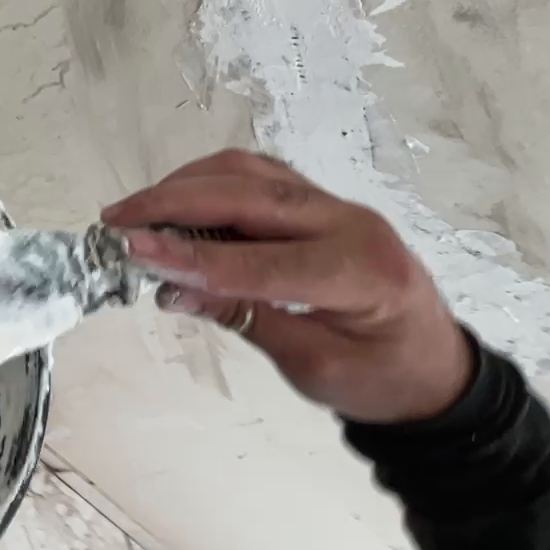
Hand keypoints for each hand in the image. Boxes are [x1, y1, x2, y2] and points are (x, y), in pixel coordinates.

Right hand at [102, 150, 473, 424]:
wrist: (433, 368)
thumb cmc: (378, 379)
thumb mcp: (311, 365)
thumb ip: (241, 317)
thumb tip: (167, 286)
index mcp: (361, 273)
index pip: (258, 261)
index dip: (189, 255)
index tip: (130, 249)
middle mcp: (350, 223)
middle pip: (246, 195)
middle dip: (172, 203)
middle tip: (116, 219)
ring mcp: (332, 202)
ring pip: (243, 171)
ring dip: (182, 185)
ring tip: (136, 210)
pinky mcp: (312, 196)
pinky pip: (249, 172)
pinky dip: (202, 180)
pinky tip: (173, 200)